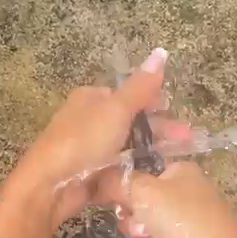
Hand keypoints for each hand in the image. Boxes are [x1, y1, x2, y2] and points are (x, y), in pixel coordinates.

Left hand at [4, 48, 192, 228]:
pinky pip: (117, 170)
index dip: (153, 102)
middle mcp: (87, 121)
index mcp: (91, 99)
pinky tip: (153, 177)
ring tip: (177, 160)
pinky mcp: (89, 175)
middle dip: (159, 130)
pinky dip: (134, 171)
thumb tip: (162, 52)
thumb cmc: (83, 141)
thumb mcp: (116, 109)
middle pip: (129, 122)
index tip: (176, 113)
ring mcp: (88, 150)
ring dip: (151, 152)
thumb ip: (141, 86)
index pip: (128, 95)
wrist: (49, 185)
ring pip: (125, 147)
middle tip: (187, 140)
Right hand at [105, 162, 236, 237]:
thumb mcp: (144, 192)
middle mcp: (179, 195)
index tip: (112, 199)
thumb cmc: (184, 220)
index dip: (122, 188)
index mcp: (176, 172)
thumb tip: (93, 179)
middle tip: (142, 227)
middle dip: (132, 222)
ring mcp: (180, 224)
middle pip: (134, 205)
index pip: (137, 173)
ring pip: (139, 231)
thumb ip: (114, 182)